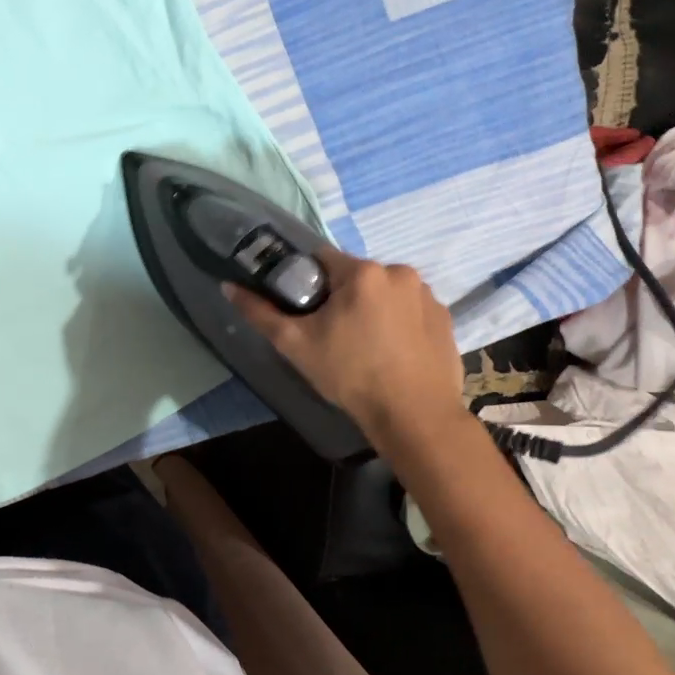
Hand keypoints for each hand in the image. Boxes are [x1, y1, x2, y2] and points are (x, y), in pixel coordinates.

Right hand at [224, 250, 464, 444]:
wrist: (413, 415)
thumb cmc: (349, 373)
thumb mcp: (293, 343)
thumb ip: (259, 312)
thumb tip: (228, 287)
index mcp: (363, 272)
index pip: (320, 259)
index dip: (304, 281)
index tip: (302, 309)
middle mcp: (400, 273)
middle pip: (353, 275)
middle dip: (338, 296)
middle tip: (328, 332)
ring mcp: (428, 295)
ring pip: (382, 291)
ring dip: (368, 307)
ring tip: (361, 344)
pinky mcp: (446, 318)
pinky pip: (408, 309)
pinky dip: (394, 321)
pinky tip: (387, 351)